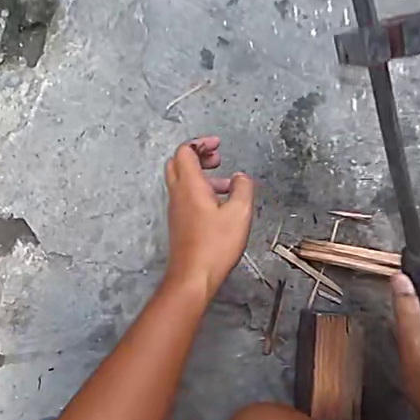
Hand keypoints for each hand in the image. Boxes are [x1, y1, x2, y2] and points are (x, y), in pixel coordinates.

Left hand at [163, 137, 254, 299]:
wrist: (192, 276)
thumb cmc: (214, 246)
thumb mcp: (240, 213)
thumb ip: (243, 188)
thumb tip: (241, 178)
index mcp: (190, 185)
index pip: (185, 151)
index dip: (201, 143)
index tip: (217, 145)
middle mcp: (178, 195)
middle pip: (178, 163)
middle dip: (197, 155)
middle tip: (217, 158)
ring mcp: (176, 210)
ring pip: (182, 181)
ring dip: (201, 175)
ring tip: (225, 183)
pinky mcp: (180, 223)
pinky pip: (186, 197)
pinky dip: (200, 191)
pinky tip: (219, 205)